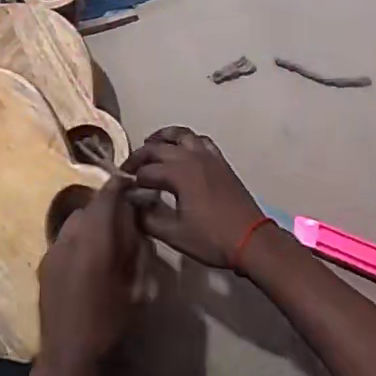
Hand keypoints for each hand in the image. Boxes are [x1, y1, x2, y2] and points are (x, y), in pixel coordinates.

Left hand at [36, 177, 142, 375]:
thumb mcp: (137, 284)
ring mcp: (53, 249)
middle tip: (124, 221)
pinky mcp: (44, 264)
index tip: (131, 183)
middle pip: (90, 208)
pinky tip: (88, 261)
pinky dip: (78, 240)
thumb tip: (135, 223)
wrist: (68, 355)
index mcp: (96, 238)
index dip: (120, 185)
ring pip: (75, 222)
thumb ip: (136, 247)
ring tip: (106, 242)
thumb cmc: (110, 321)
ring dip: (91, 224)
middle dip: (107, 208)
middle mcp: (71, 236)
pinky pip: (65, 240)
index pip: (107, 196)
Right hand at [120, 126, 264, 270]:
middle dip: (140, 157)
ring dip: (163, 138)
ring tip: (150, 145)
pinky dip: (187, 140)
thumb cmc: (211, 239)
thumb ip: (148, 218)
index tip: (124, 189)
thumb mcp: (174, 234)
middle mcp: (191, 157)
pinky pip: (200, 140)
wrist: (251, 239)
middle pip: (158, 148)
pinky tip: (182, 150)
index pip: (146, 171)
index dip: (132, 180)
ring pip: (181, 135)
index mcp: (178, 173)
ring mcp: (208, 156)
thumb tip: (133, 204)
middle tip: (129, 168)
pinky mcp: (220, 160)